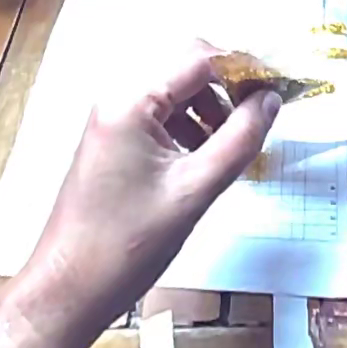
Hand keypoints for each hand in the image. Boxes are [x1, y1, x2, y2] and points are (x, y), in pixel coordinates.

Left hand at [11, 41, 280, 342]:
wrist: (69, 288)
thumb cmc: (126, 244)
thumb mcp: (194, 191)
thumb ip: (238, 140)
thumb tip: (269, 101)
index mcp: (131, 99)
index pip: (197, 58)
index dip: (242, 68)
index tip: (277, 88)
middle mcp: (118, 96)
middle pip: (184, 68)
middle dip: (225, 87)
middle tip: (257, 117)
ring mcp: (112, 115)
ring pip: (174, 91)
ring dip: (207, 108)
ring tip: (229, 146)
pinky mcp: (113, 136)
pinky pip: (159, 113)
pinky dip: (187, 125)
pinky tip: (202, 157)